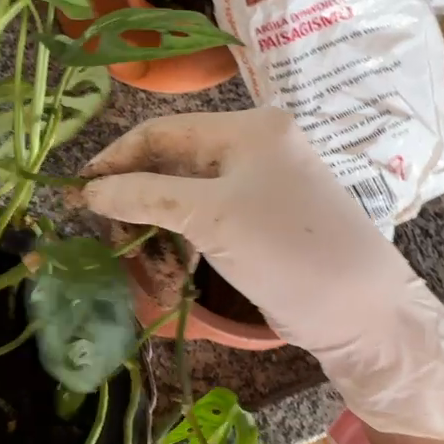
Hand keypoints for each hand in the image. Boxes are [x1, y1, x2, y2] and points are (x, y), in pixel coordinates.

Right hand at [82, 108, 443, 440]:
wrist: (363, 315)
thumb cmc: (287, 251)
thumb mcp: (208, 218)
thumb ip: (141, 195)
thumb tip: (87, 190)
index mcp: (247, 128)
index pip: (160, 131)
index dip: (115, 159)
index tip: (81, 192)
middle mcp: (252, 146)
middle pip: (169, 162)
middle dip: (135, 198)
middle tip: (110, 233)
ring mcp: (257, 183)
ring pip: (181, 193)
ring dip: (154, 225)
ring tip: (139, 259)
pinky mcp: (258, 217)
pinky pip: (201, 216)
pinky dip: (178, 238)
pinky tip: (167, 268)